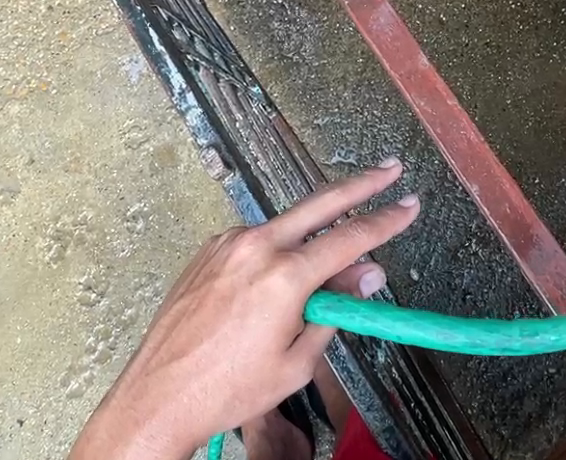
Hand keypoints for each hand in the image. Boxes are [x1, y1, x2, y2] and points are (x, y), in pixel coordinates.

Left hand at [74, 162, 418, 459]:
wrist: (157, 396)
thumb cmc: (227, 389)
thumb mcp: (297, 360)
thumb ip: (335, 309)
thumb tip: (365, 275)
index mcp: (284, 277)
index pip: (350, 239)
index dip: (387, 221)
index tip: (408, 205)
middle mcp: (257, 247)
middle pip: (323, 202)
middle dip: (363, 183)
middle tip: (390, 169)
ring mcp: (231, 242)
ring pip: (288, 226)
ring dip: (312, 236)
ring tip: (322, 275)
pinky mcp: (212, 247)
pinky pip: (258, 240)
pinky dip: (276, 252)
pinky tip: (271, 287)